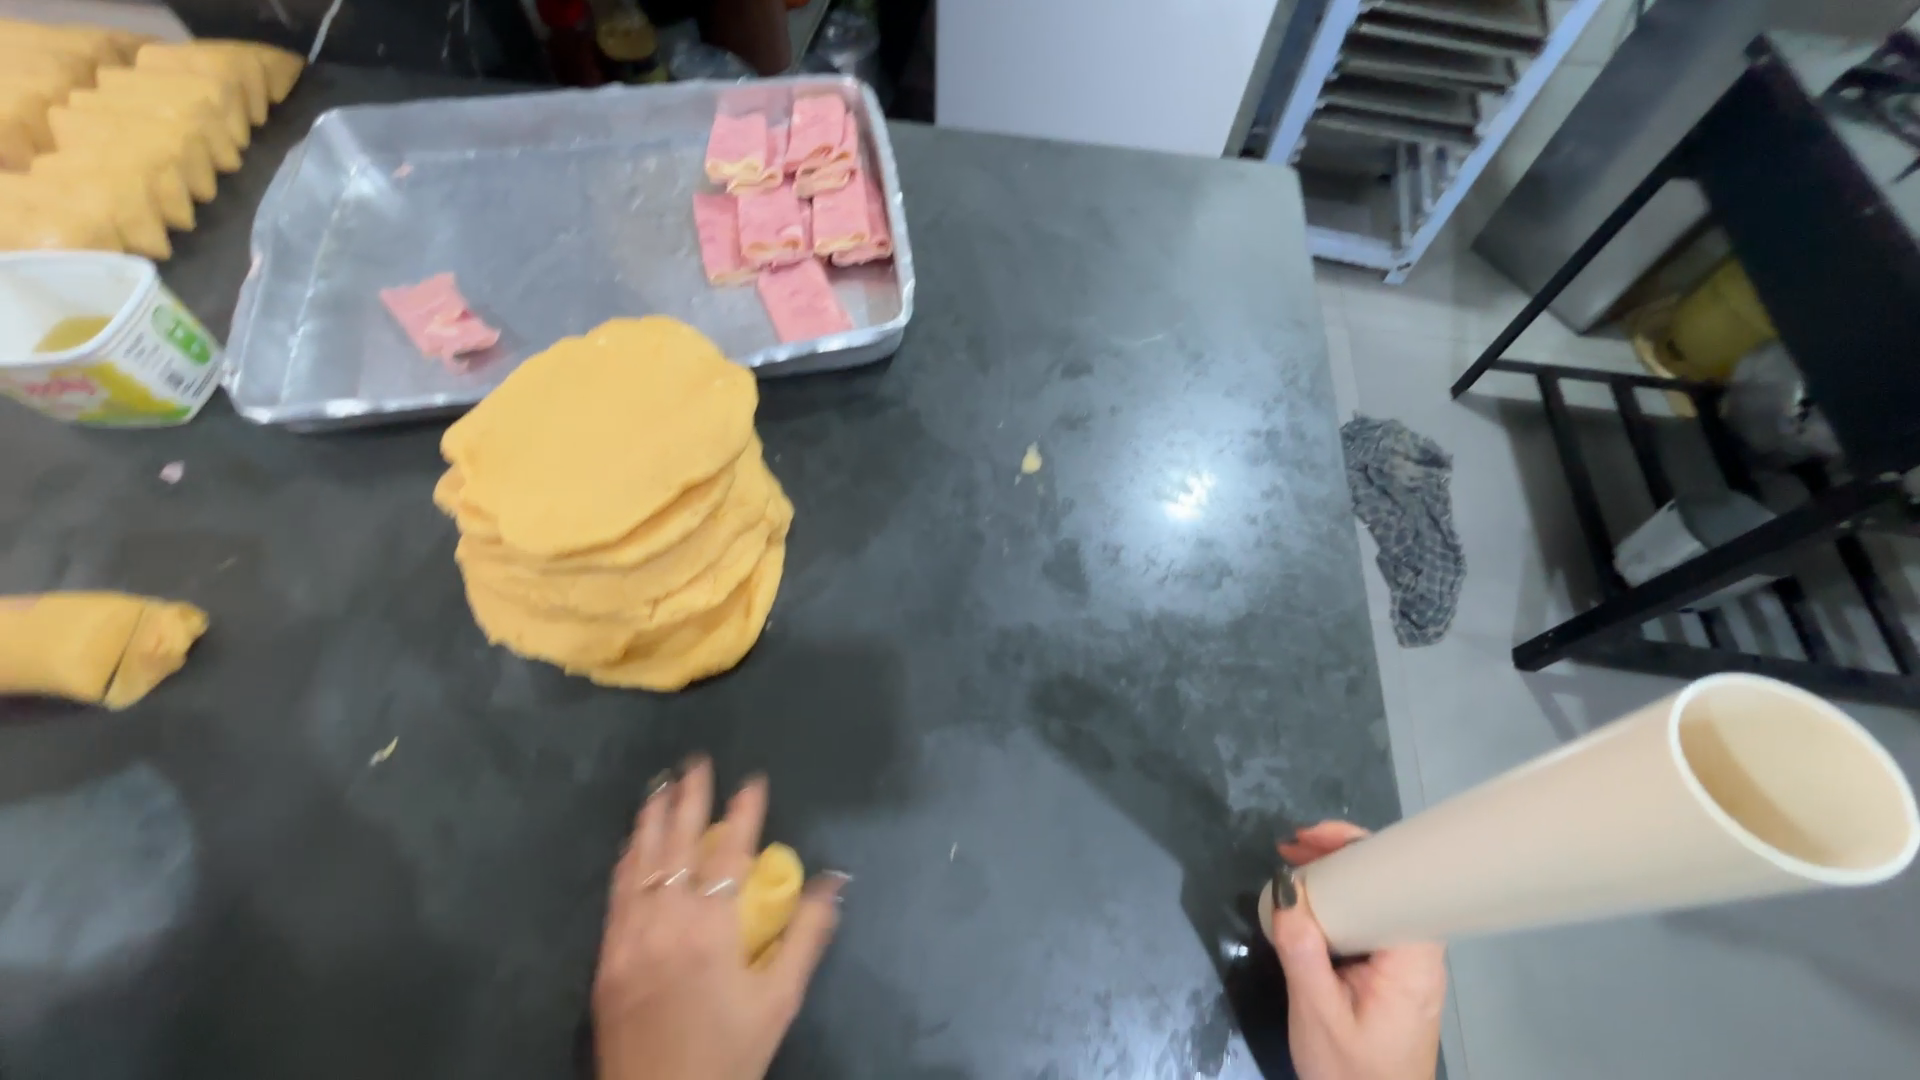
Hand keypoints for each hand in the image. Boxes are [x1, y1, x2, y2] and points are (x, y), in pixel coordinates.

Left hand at [594, 758, 843, 1079]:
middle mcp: (666, 920)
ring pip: (641, 861)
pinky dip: (628, 858)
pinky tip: (632, 842)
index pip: (730, 852)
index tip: (753, 780)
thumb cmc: (729, 1050)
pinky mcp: (607, 955)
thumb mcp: (780, 998)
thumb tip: (834, 879)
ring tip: (661, 785)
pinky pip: (617, 892)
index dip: (743, 812)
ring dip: (653, 819)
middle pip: (678, 844)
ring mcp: (631, 936)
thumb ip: (807, 934)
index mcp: (712, 928)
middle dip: (690, 798)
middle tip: (697, 761)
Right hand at [1271, 821, 1446, 1079]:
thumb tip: (1286, 890)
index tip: (1315, 840)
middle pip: (1389, 884)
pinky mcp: (1389, 974)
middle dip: (1341, 853)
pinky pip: (1368, 920)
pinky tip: (1306, 899)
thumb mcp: (1317, 1014)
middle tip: (1291, 847)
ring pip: (1377, 899)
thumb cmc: (1352, 1075)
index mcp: (1412, 961)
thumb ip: (1302, 953)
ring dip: (1336, 874)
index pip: (1404, 884)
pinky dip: (1337, 901)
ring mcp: (1404, 965)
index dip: (1363, 849)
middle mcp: (1417, 955)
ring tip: (1291, 863)